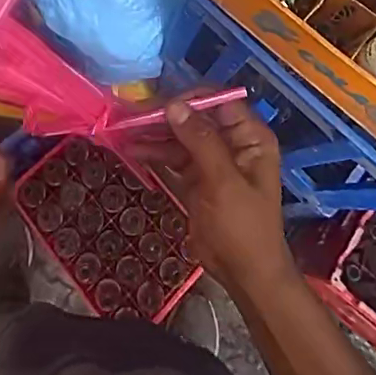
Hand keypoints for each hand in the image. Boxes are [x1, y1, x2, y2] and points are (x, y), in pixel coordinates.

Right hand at [143, 96, 296, 296]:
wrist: (246, 275)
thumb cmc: (243, 227)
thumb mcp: (223, 181)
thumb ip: (200, 141)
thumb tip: (174, 105)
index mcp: (250, 137)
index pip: (219, 102)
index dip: (190, 99)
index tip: (160, 103)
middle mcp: (233, 142)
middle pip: (196, 118)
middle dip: (166, 116)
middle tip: (132, 115)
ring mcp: (213, 160)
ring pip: (181, 136)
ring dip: (155, 133)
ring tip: (125, 129)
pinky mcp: (197, 178)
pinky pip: (174, 157)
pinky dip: (155, 152)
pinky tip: (132, 149)